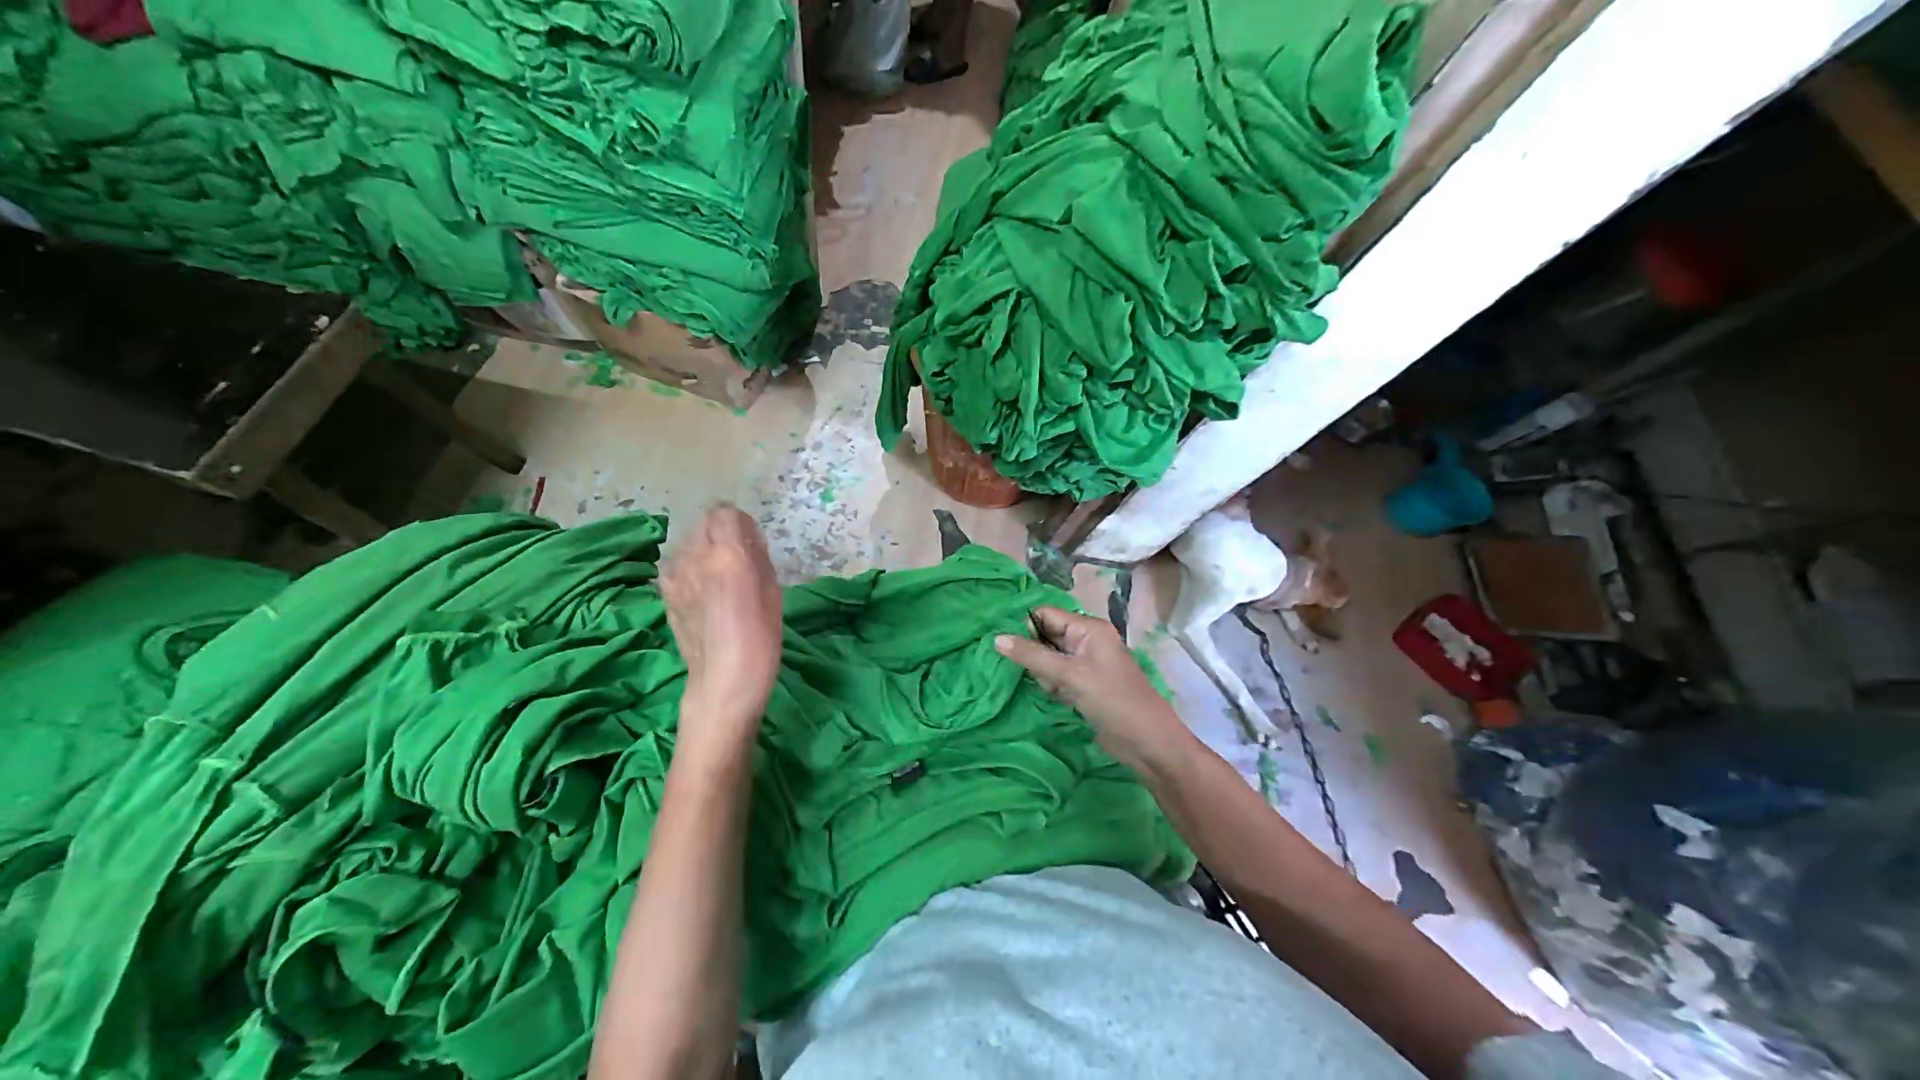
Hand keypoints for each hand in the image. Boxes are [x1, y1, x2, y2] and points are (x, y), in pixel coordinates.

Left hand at [660, 506, 782, 749]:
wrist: (723, 681)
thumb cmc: (760, 639)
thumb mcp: (772, 591)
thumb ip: (757, 556)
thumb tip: (748, 540)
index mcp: (727, 553)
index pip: (726, 513)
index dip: (741, 524)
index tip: (752, 542)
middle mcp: (695, 556)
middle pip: (705, 521)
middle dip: (722, 531)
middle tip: (737, 556)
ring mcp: (674, 573)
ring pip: (689, 541)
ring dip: (704, 547)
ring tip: (719, 574)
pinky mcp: (664, 591)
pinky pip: (678, 563)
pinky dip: (690, 566)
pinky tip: (702, 590)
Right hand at [996, 607, 1196, 773]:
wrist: (1147, 743)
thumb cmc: (1112, 701)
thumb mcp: (1070, 676)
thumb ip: (1033, 656)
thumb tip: (996, 639)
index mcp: (1089, 628)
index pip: (1046, 615)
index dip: (1026, 628)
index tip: (1008, 648)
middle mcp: (1088, 641)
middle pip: (1047, 636)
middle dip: (1035, 654)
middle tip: (1038, 674)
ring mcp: (1087, 664)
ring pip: (1050, 659)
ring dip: (1044, 674)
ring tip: (1057, 691)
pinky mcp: (1085, 685)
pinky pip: (1058, 677)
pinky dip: (1053, 686)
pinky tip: (1060, 699)